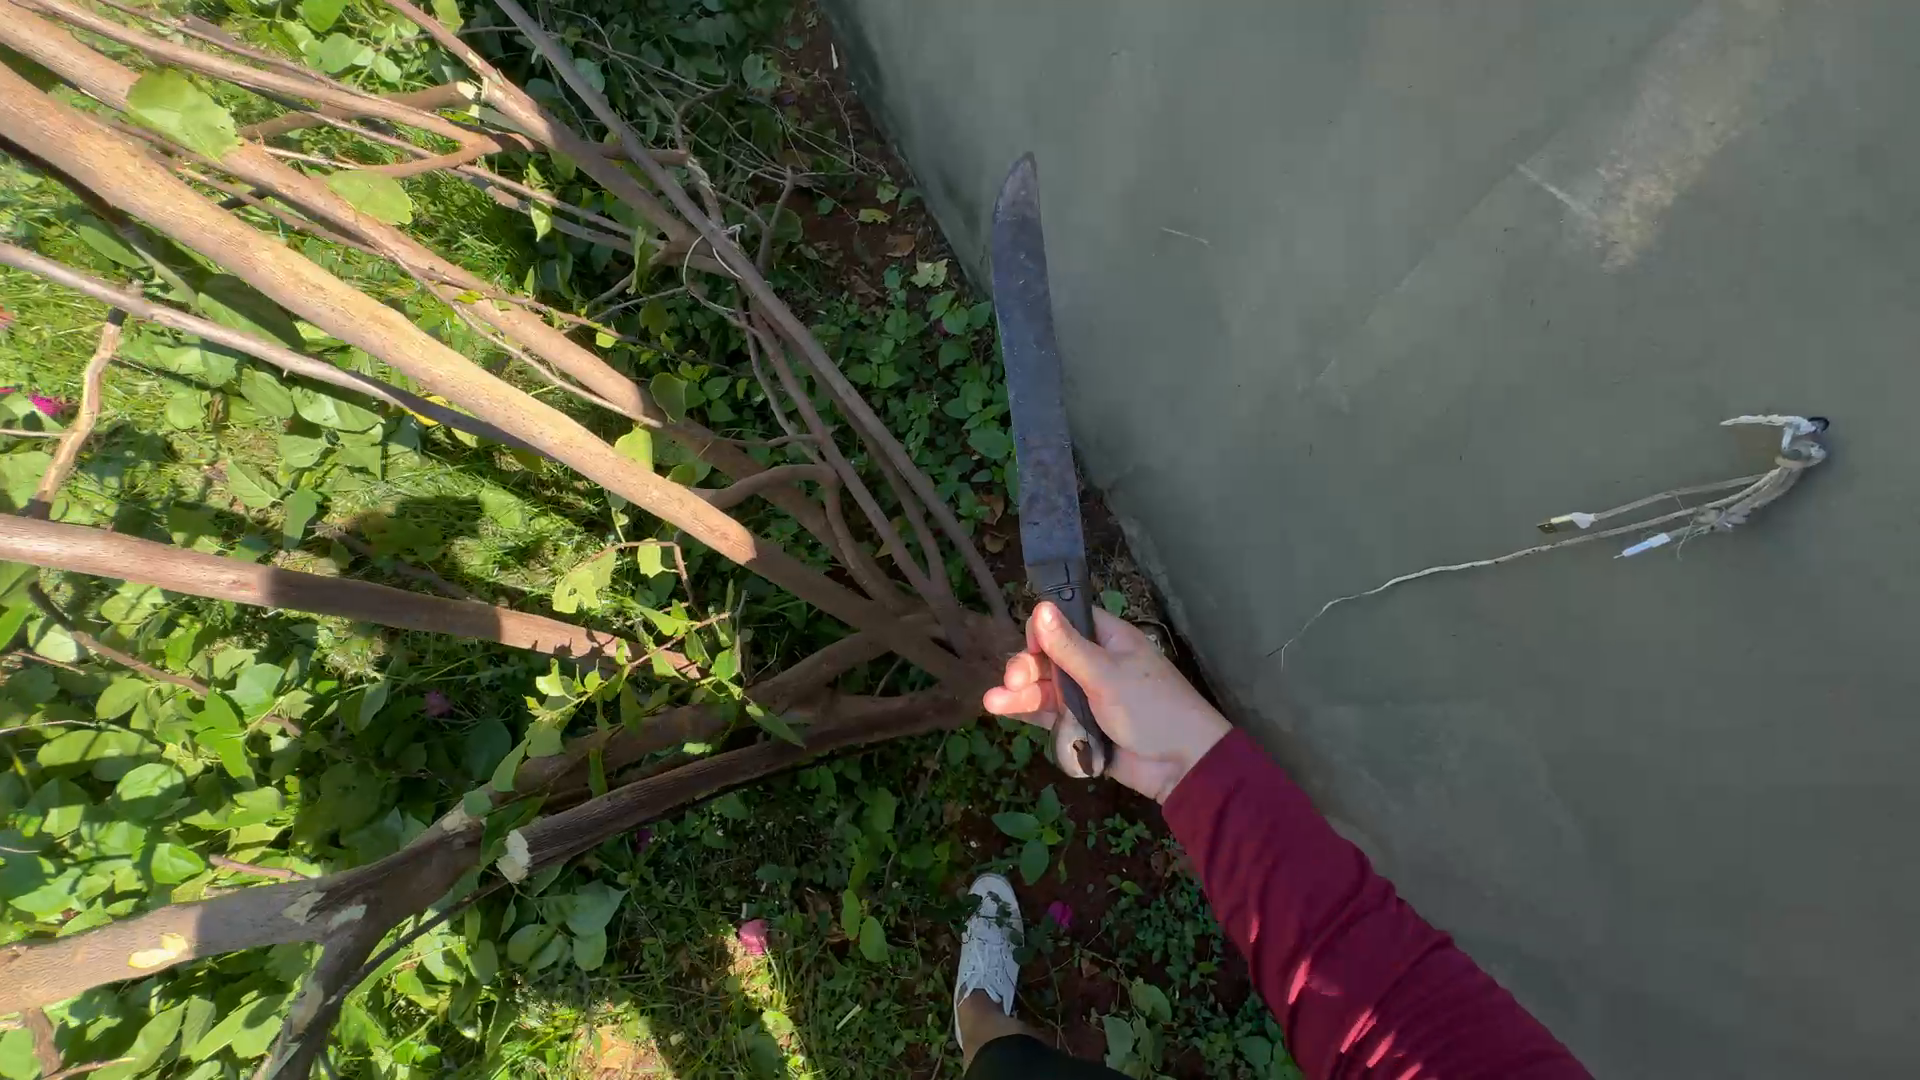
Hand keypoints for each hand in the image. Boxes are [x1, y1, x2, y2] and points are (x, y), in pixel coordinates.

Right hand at [983, 602, 1230, 802]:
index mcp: (1107, 640)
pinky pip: (1050, 715)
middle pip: (1048, 657)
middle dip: (1027, 667)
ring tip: (993, 702)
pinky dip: (1032, 714)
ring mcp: (1086, 695)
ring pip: (1045, 687)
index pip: (1065, 622)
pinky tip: (1003, 711)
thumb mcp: (1106, 674)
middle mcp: (1094, 663)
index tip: (1034, 646)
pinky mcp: (1081, 725)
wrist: (1181, 765)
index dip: (1043, 630)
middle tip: (1012, 681)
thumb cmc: (1150, 707)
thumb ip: (1067, 646)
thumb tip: (1039, 606)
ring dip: (1020, 693)